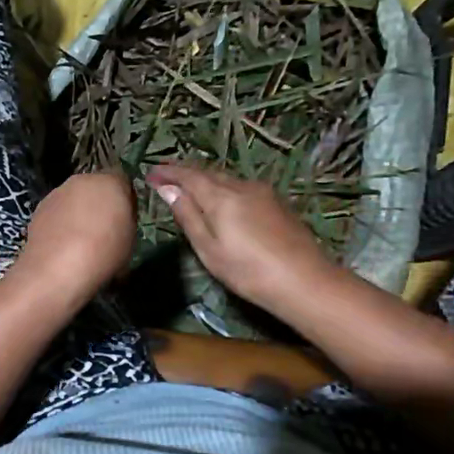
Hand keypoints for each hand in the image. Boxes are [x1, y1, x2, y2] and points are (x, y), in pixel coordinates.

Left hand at [20, 172, 135, 295]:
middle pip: (97, 187)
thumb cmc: (104, 252)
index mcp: (111, 182)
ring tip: (81, 241)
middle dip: (100, 203)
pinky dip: (62, 222)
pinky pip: (58, 211)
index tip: (125, 220)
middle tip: (104, 230)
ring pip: (75, 199)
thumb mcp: (131, 238)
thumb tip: (118, 217)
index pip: (123, 182)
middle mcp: (83, 180)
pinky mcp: (39, 208)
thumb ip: (126, 219)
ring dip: (79, 212)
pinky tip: (63, 245)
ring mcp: (58, 192)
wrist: (57, 269)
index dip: (125, 200)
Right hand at [145, 163, 339, 308]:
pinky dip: (225, 189)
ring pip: (227, 179)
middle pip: (209, 173)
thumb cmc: (248, 271)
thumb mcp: (209, 249)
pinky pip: (242, 188)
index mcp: (221, 195)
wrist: (303, 280)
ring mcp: (263, 192)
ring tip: (190, 189)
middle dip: (186, 174)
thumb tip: (168, 189)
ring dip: (206, 181)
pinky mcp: (277, 203)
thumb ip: (188, 216)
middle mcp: (242, 185)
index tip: (150, 174)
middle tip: (166, 179)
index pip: (188, 175)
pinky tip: (223, 201)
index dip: (168, 173)